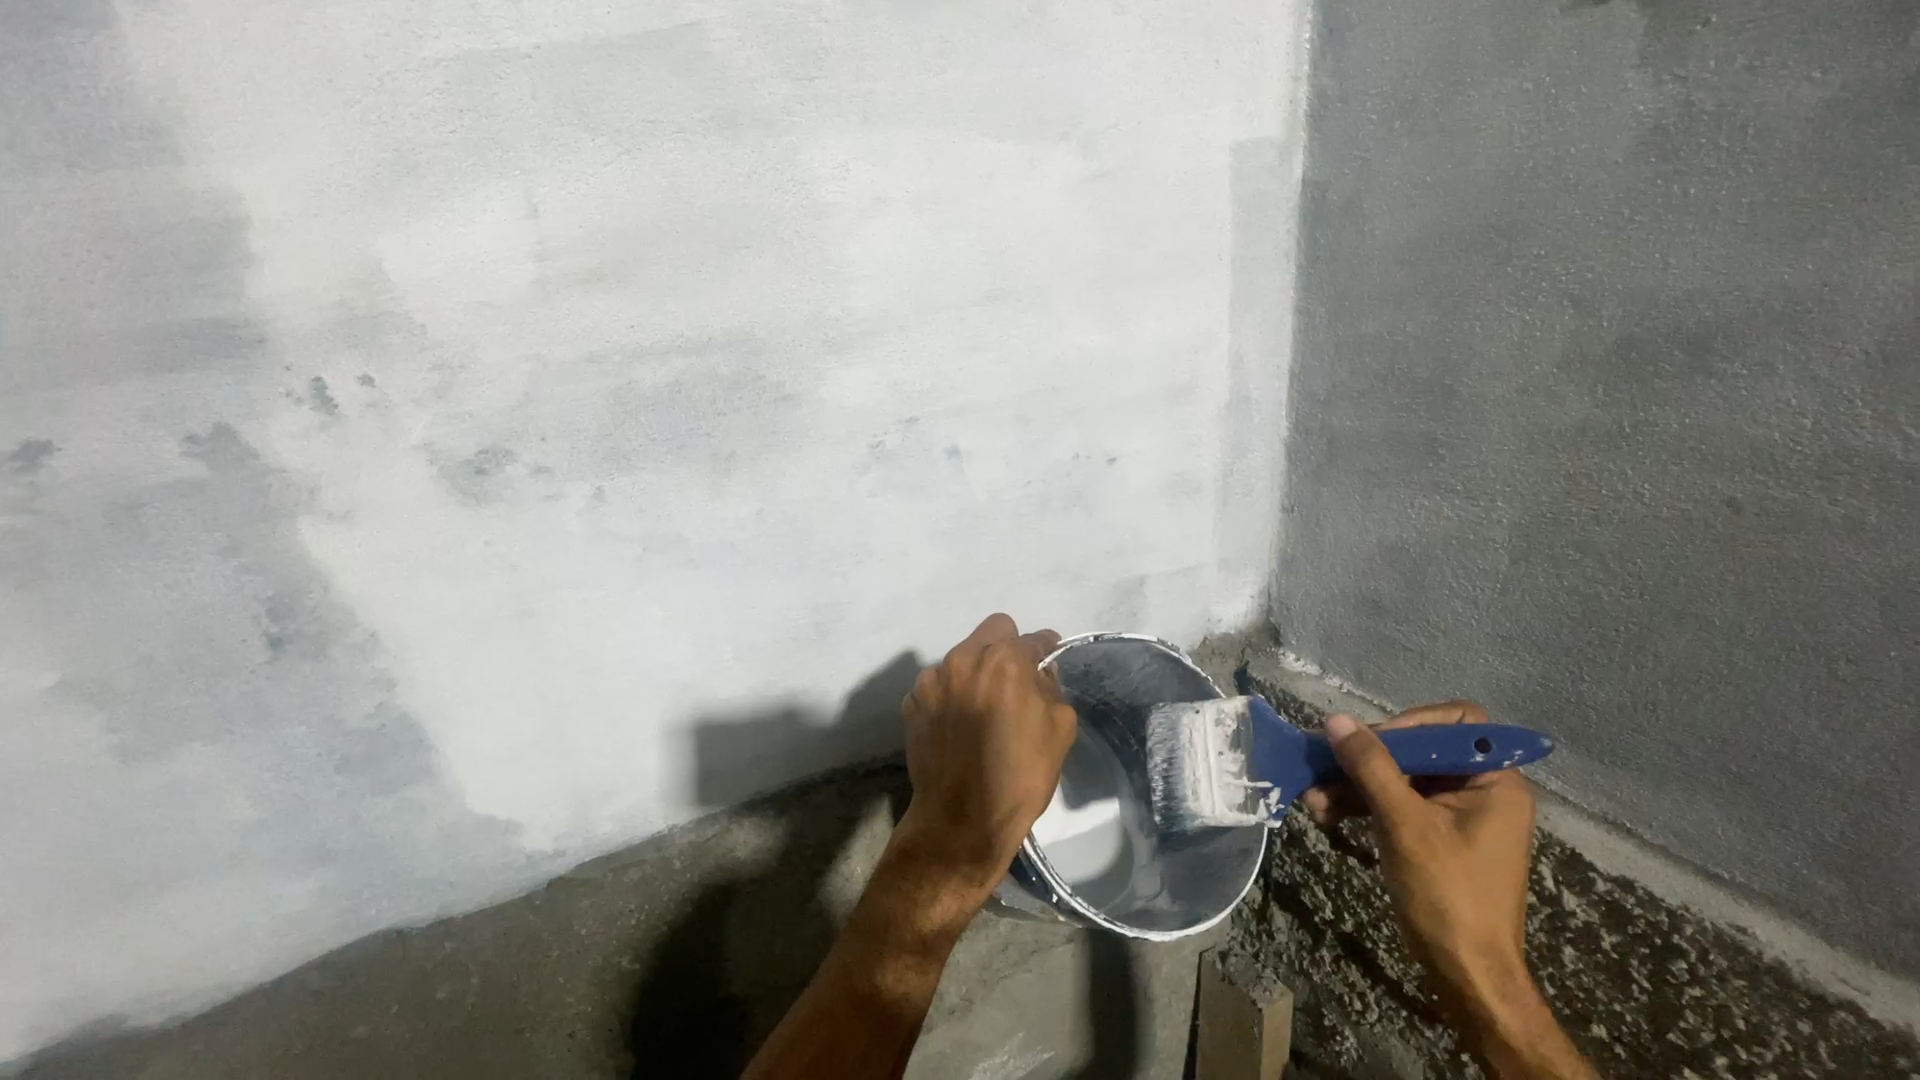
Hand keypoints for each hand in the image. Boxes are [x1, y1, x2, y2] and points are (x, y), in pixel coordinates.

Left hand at [894, 614, 1077, 894]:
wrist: (962, 821)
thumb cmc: (1020, 776)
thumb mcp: (1060, 730)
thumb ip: (1052, 688)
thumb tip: (1040, 672)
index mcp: (1004, 661)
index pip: (1031, 638)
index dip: (1044, 648)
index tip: (1047, 659)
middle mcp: (963, 659)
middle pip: (991, 632)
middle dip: (1007, 648)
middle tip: (1015, 681)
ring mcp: (931, 681)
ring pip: (961, 658)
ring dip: (975, 673)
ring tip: (983, 710)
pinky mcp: (911, 703)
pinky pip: (938, 685)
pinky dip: (951, 696)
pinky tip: (959, 726)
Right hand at [1303, 702, 1540, 1029]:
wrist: (1464, 972)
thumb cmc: (1448, 894)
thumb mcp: (1405, 824)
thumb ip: (1371, 767)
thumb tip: (1336, 720)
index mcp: (1494, 782)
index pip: (1459, 723)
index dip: (1413, 723)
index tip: (1372, 740)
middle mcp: (1479, 791)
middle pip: (1417, 750)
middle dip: (1365, 760)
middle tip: (1322, 765)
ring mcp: (1454, 814)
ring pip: (1397, 778)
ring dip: (1352, 784)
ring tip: (1312, 798)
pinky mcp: (1432, 835)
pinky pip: (1393, 804)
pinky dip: (1360, 806)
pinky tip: (1324, 814)